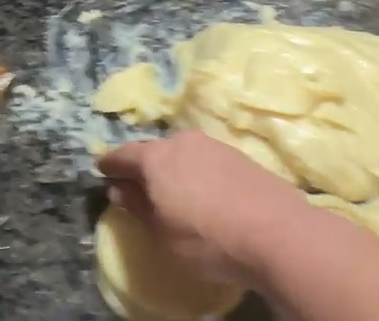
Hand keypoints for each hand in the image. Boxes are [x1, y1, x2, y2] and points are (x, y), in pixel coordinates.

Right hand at [96, 131, 303, 284]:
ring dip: (173, 168)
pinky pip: (205, 160)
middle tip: (137, 181)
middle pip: (154, 151)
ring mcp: (212, 145)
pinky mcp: (238, 156)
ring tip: (172, 188)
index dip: (110, 162)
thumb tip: (119, 189)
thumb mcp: (163, 233)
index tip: (101, 167)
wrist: (277, 231)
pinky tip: (203, 191)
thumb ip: (138, 207)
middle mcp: (180, 141)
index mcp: (155, 157)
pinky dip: (197, 172)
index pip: (124, 155)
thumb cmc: (208, 237)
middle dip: (143, 165)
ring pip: (182, 153)